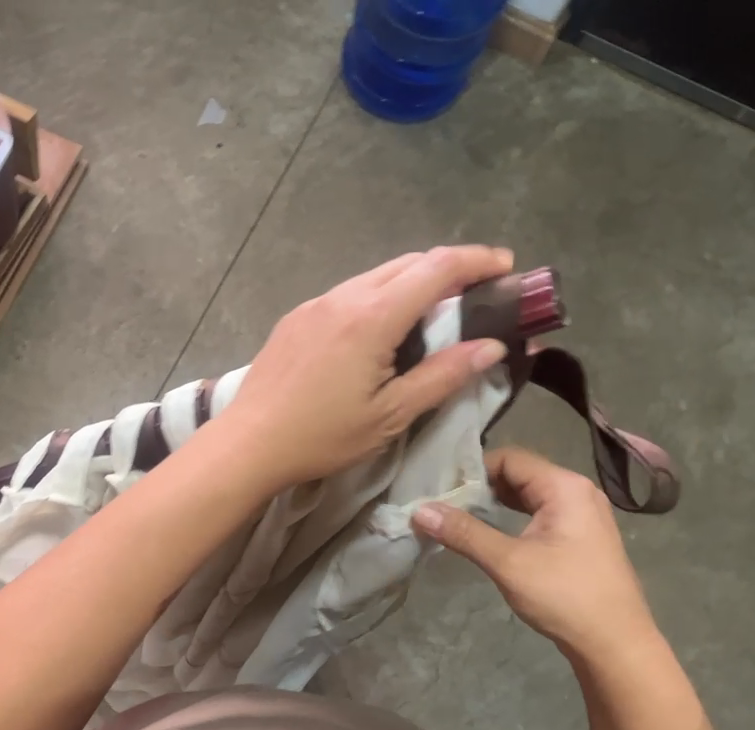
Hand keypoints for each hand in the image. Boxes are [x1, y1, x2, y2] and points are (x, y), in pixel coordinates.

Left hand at [213, 246, 513, 489]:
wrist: (248, 444)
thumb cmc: (322, 436)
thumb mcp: (390, 415)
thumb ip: (442, 376)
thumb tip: (491, 346)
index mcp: (372, 316)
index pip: (437, 268)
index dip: (478, 261)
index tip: (507, 268)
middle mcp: (343, 297)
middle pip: (407, 263)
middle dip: (448, 269)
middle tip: (476, 294)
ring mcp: (314, 305)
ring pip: (375, 277)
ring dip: (411, 283)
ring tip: (433, 313)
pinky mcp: (295, 319)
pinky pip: (347, 294)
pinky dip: (377, 298)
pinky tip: (380, 330)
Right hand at [411, 447, 658, 661]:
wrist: (615, 642)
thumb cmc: (564, 596)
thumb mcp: (508, 563)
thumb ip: (464, 532)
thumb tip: (419, 510)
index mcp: (564, 487)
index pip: (509, 458)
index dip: (472, 470)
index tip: (440, 490)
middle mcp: (577, 491)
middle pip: (519, 474)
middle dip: (480, 487)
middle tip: (443, 505)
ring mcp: (583, 514)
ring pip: (528, 496)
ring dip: (495, 504)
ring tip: (458, 519)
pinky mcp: (581, 536)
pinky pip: (539, 513)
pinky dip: (512, 518)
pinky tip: (490, 535)